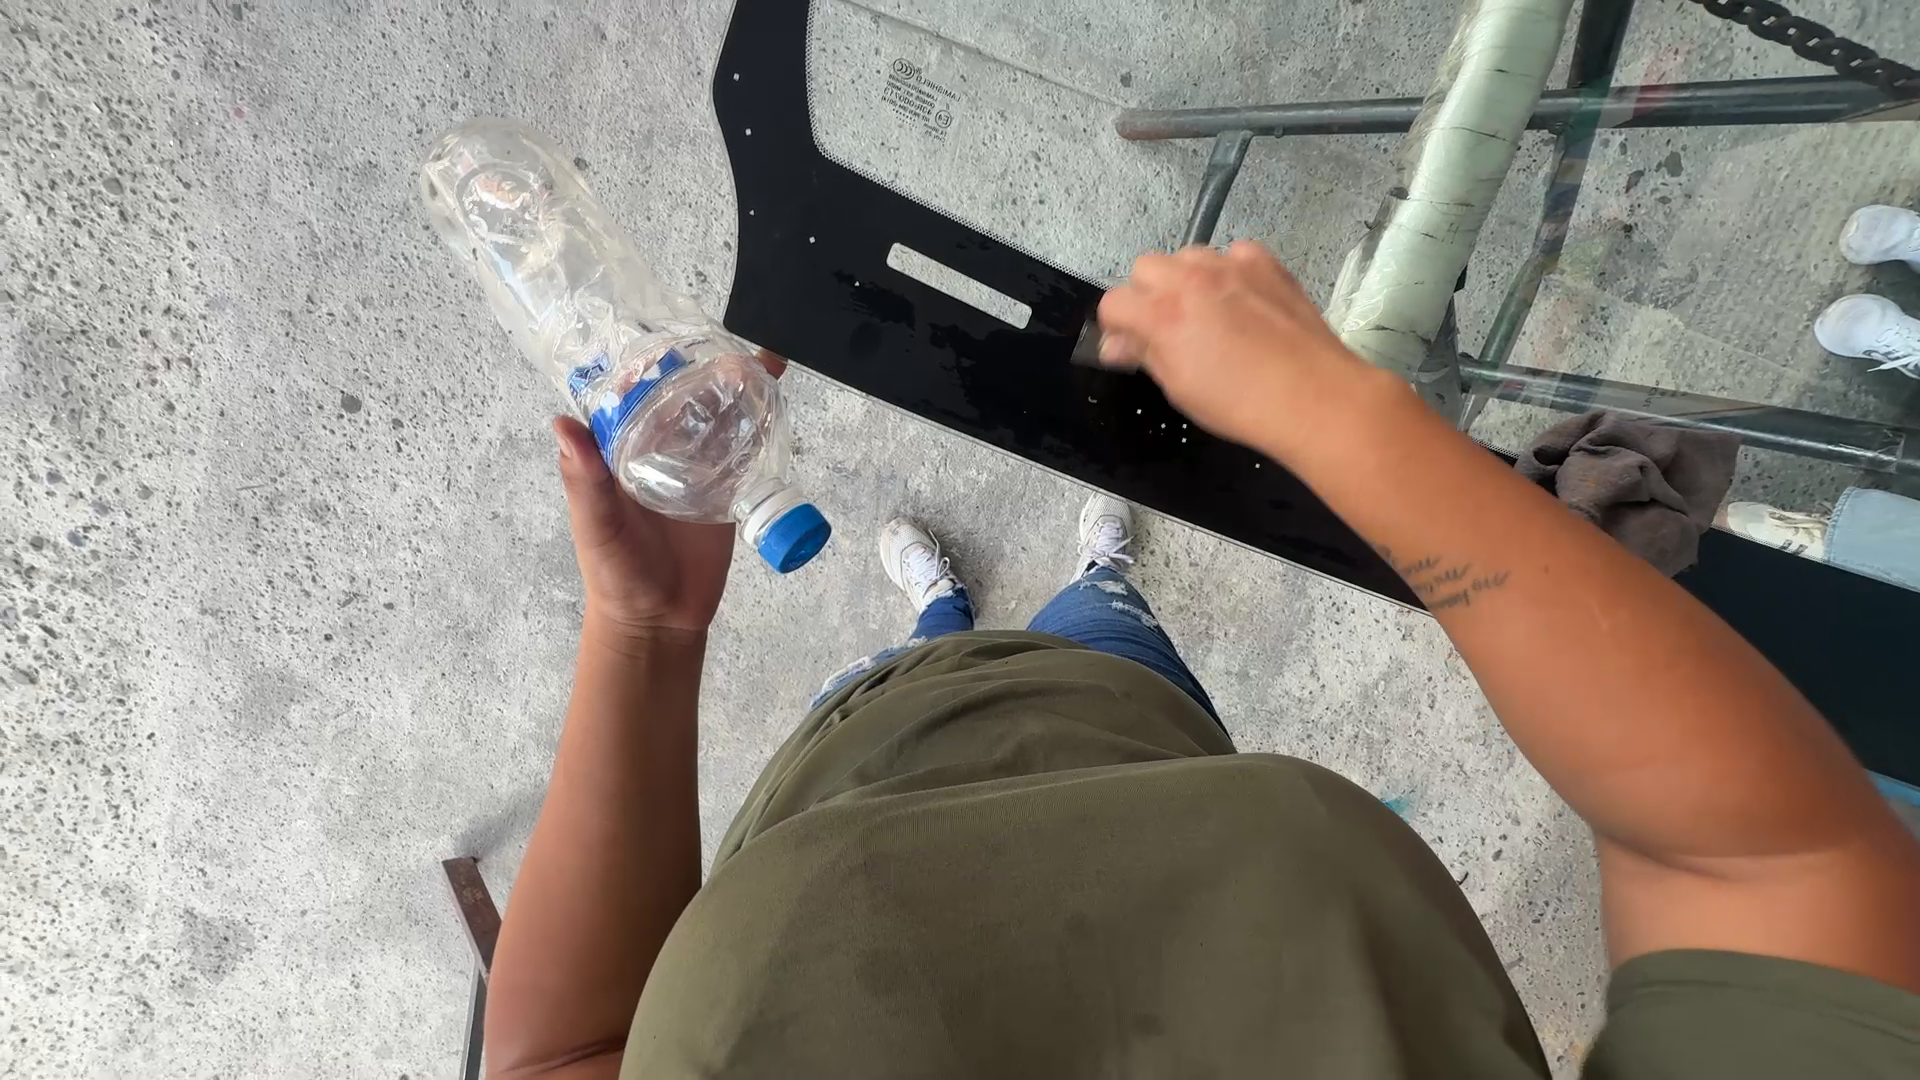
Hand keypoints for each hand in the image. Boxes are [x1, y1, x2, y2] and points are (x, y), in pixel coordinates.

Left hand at [551, 352, 787, 640]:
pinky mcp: (727, 490)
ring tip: (761, 365)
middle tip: (730, 349)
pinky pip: (743, 454)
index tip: (670, 338)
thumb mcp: (596, 527)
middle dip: (704, 372)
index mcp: (621, 453)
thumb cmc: (618, 574)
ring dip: (737, 393)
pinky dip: (760, 429)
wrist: (663, 618)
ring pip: (716, 421)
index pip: (632, 397)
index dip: (648, 365)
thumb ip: (586, 482)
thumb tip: (562, 423)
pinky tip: (776, 405)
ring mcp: (696, 470)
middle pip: (682, 401)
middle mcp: (659, 453)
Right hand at [1096, 241, 1390, 456]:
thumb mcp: (1178, 387)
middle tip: (1162, 327)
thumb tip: (1118, 344)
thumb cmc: (1244, 403)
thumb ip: (1144, 354)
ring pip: (1187, 255)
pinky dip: (1228, 272)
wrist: (1311, 396)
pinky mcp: (1266, 264)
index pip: (1114, 301)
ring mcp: (1232, 267)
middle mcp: (1194, 281)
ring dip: (1185, 279)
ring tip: (1202, 313)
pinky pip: (1233, 253)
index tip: (1126, 341)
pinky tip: (1237, 302)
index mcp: (1164, 316)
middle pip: (1145, 267)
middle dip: (1146, 294)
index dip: (1115, 325)